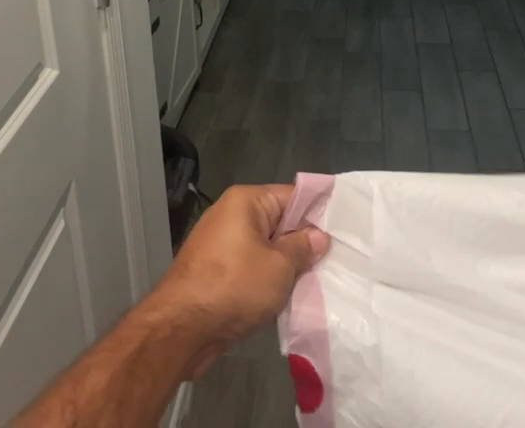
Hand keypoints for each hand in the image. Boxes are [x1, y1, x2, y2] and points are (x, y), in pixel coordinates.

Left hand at [141, 184, 329, 376]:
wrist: (181, 328)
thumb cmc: (234, 286)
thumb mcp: (279, 267)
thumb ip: (303, 248)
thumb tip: (319, 236)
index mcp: (245, 201)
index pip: (292, 196)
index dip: (317, 213)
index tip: (342, 231)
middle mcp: (230, 215)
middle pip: (278, 222)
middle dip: (302, 243)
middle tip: (332, 261)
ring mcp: (220, 244)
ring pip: (265, 248)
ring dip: (285, 266)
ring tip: (314, 281)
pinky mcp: (214, 271)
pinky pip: (250, 267)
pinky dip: (266, 280)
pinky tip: (285, 297)